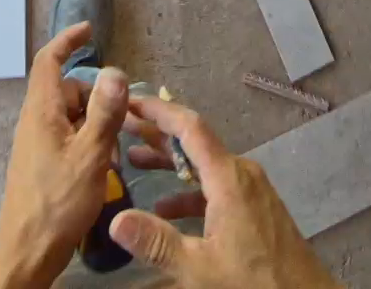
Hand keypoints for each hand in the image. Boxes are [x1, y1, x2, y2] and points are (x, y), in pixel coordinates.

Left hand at [0, 22, 128, 288]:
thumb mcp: (90, 156)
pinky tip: (102, 168)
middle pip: (66, 90)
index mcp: (41, 111)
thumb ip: (105, 113)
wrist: (26, 253)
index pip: (48, 60)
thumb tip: (116, 70)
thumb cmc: (58, 203)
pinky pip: (66, 137)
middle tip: (122, 120)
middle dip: (95, 97)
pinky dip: (86, 142)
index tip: (89, 31)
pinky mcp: (39, 163)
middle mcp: (34, 121)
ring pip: (69, 116)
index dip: (67, 40)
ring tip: (114, 152)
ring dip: (94, 124)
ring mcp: (34, 143)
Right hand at [108, 94, 342, 288]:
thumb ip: (157, 242)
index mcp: (228, 177)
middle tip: (122, 126)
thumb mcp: (200, 268)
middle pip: (194, 141)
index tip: (131, 100)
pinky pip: (216, 187)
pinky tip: (166, 208)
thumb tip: (115, 220)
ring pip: (203, 165)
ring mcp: (251, 189)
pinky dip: (189, 191)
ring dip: (170, 163)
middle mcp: (240, 173)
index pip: (190, 127)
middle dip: (157, 133)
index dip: (159, 110)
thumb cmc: (255, 282)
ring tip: (135, 161)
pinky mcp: (256, 208)